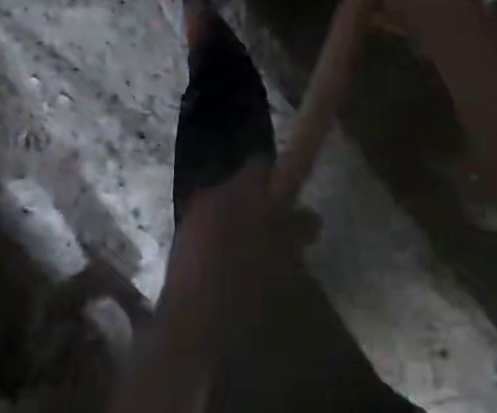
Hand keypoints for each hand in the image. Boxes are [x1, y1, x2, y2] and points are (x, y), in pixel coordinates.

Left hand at [164, 163, 318, 336]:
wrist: (189, 328)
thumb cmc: (238, 288)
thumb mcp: (278, 259)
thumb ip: (297, 230)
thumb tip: (313, 216)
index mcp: (233, 196)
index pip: (260, 168)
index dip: (280, 178)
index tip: (294, 199)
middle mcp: (210, 198)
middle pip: (244, 187)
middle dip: (265, 202)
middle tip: (284, 228)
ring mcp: (193, 218)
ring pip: (228, 206)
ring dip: (246, 219)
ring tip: (263, 250)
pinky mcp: (183, 240)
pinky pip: (213, 224)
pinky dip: (228, 233)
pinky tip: (238, 263)